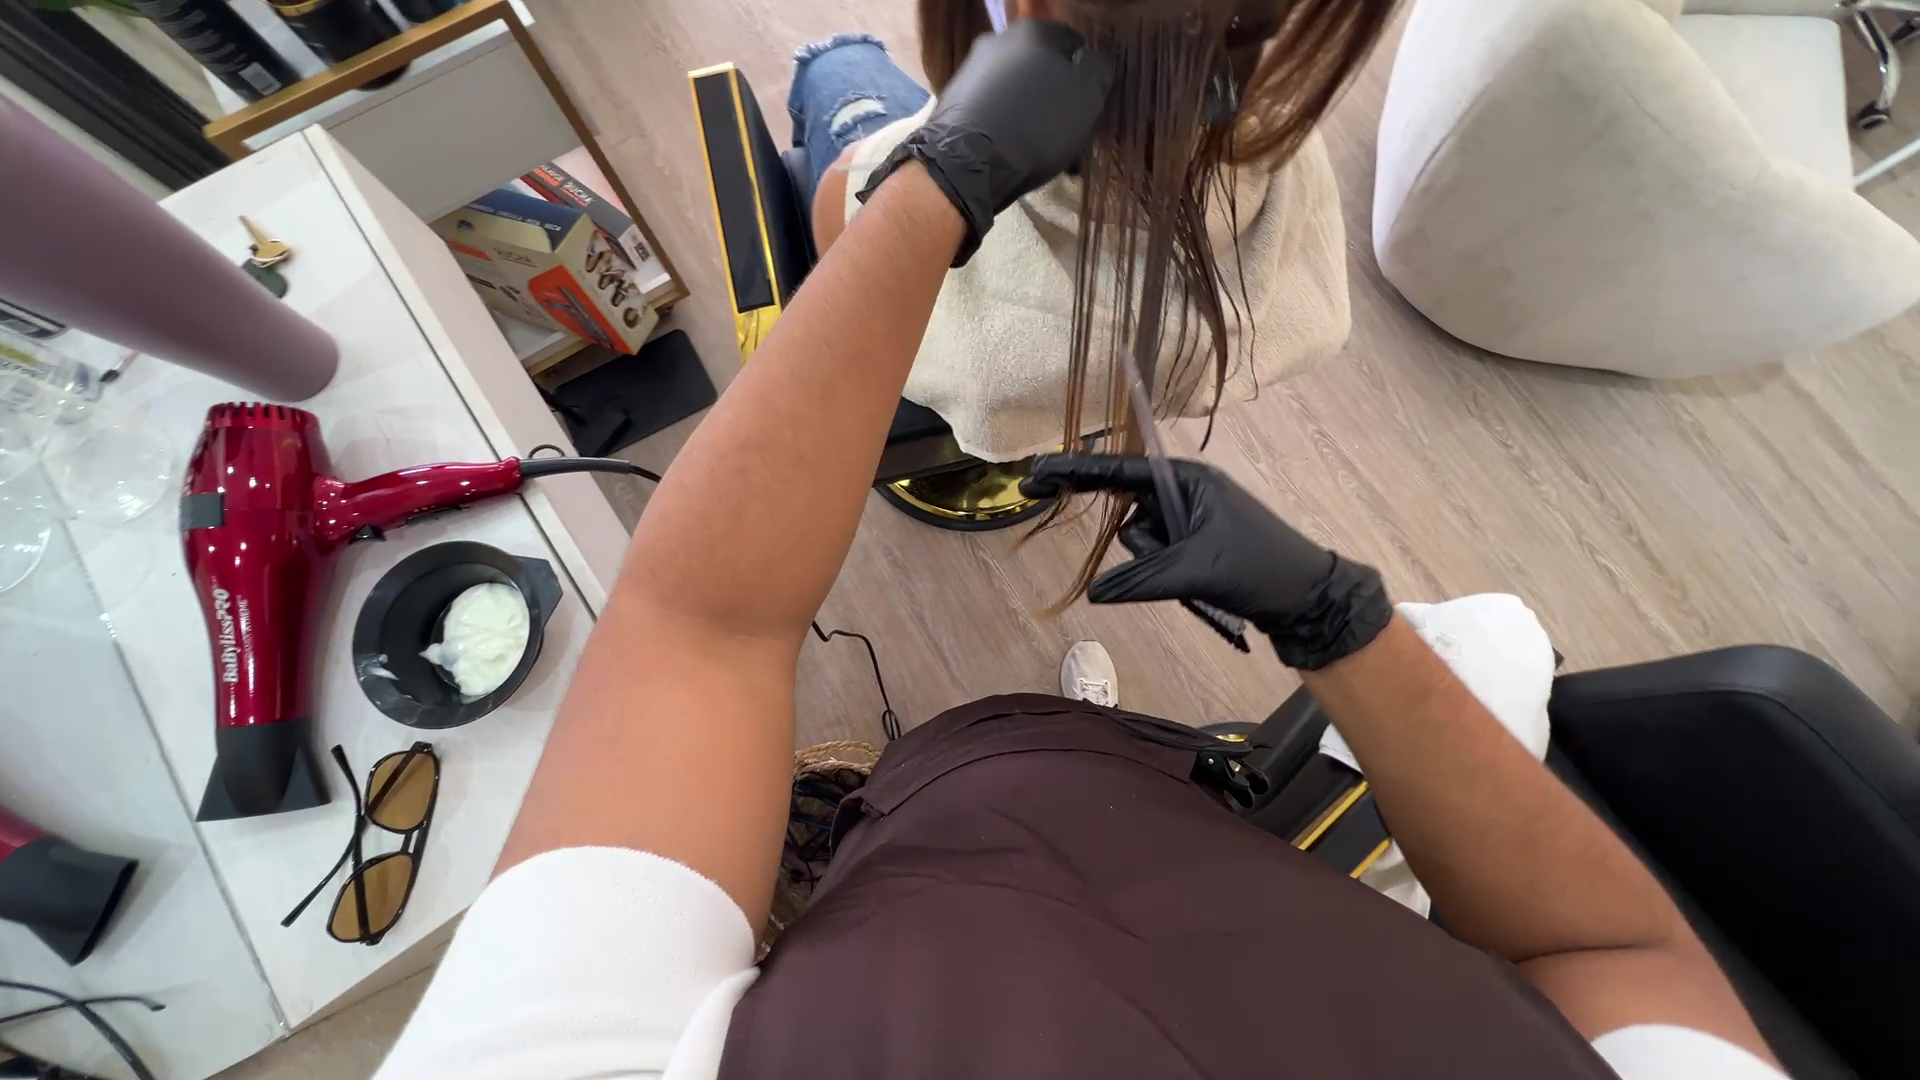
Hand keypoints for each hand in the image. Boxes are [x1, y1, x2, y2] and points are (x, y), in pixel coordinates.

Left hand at [857, 20, 1112, 265]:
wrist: (968, 164)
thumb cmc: (1035, 128)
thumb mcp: (1085, 99)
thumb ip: (1098, 72)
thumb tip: (1094, 62)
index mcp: (1034, 30)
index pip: (1071, 42)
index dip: (1082, 74)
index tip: (1084, 103)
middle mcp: (997, 40)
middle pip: (1036, 64)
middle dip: (1049, 90)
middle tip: (1059, 125)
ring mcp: (970, 70)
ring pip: (1009, 87)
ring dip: (1021, 108)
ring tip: (1030, 143)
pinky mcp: (951, 103)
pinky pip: (987, 110)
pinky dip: (998, 124)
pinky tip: (1004, 148)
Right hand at [1021, 454, 1393, 669]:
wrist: (1305, 596)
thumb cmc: (1256, 569)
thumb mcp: (1193, 571)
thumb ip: (1138, 580)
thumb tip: (1093, 594)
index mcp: (1186, 479)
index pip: (1120, 470)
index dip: (1074, 471)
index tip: (1036, 472)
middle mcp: (1184, 490)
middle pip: (1127, 504)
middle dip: (1123, 528)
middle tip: (1054, 510)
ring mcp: (1189, 516)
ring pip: (1141, 535)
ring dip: (1151, 560)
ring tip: (1189, 575)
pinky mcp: (1193, 541)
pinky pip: (1157, 550)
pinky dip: (1160, 567)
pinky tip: (1188, 581)